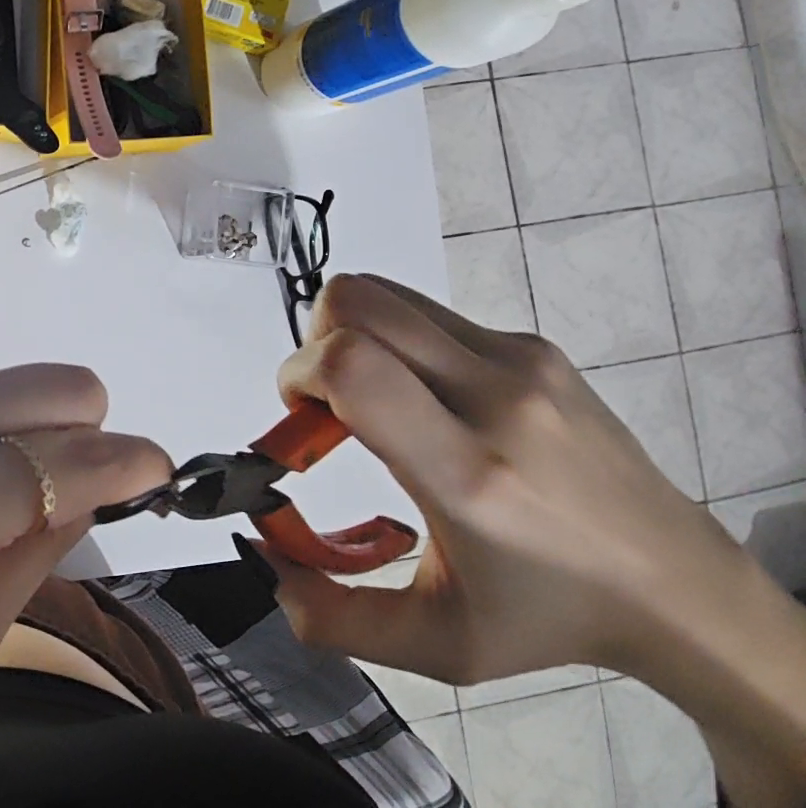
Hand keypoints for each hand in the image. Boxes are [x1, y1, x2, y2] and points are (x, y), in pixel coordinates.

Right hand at [261, 274, 753, 684]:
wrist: (681, 589)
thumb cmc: (547, 617)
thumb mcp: (432, 642)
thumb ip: (325, 612)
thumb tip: (257, 555)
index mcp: (467, 473)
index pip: (352, 366)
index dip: (298, 375)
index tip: (302, 420)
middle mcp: (497, 399)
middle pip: (356, 303)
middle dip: (313, 345)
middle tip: (327, 405)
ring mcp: (523, 363)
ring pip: (384, 295)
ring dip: (349, 336)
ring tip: (372, 400)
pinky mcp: (535, 348)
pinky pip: (423, 312)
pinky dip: (392, 340)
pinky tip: (419, 399)